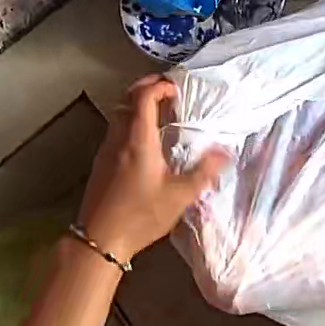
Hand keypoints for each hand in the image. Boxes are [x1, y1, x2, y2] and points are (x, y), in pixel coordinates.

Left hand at [77, 76, 228, 262]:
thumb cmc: (140, 215)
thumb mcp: (179, 196)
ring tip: (158, 110)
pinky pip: (115, 128)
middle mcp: (119, 137)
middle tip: (165, 89)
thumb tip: (225, 152)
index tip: (175, 88)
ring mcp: (106, 148)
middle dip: (146, 87)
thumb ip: (203, 172)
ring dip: (136, 103)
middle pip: (127, 98)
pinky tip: (143, 137)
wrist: (99, 239)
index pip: (143, 96)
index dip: (159, 86)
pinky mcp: (101, 161)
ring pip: (119, 112)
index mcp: (138, 138)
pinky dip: (129, 119)